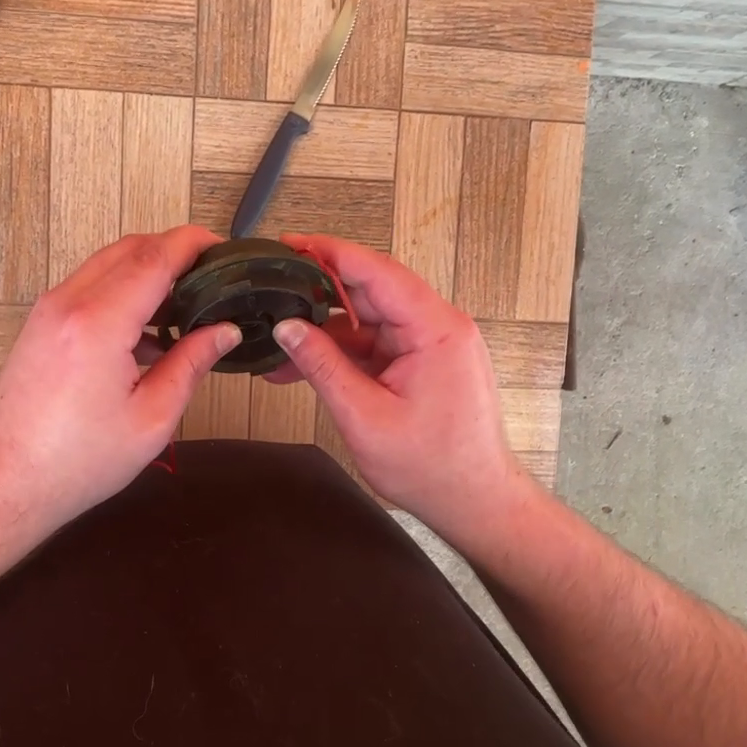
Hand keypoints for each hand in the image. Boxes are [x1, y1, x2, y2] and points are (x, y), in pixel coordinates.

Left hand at [0, 226, 238, 531]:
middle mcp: (69, 303)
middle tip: (212, 274)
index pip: (154, 257)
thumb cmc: (78, 461)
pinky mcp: (41, 324)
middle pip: (129, 249)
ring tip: (186, 304)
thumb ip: (190, 364)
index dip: (193, 243)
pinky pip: (89, 287)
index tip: (224, 247)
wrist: (7, 480)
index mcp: (98, 323)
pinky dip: (122, 291)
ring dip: (147, 270)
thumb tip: (224, 331)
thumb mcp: (152, 418)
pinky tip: (148, 332)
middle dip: (174, 250)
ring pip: (107, 264)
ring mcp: (49, 310)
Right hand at [267, 233, 537, 534]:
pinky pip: (372, 345)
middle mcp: (436, 327)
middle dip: (318, 292)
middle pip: (370, 291)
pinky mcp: (418, 363)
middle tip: (272, 286)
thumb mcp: (365, 417)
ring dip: (323, 332)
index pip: (378, 272)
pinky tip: (300, 366)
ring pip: (365, 321)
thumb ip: (323, 366)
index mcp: (435, 329)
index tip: (290, 243)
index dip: (331, 252)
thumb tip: (286, 328)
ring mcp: (427, 345)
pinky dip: (339, 354)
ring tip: (275, 344)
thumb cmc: (432, 467)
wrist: (474, 503)